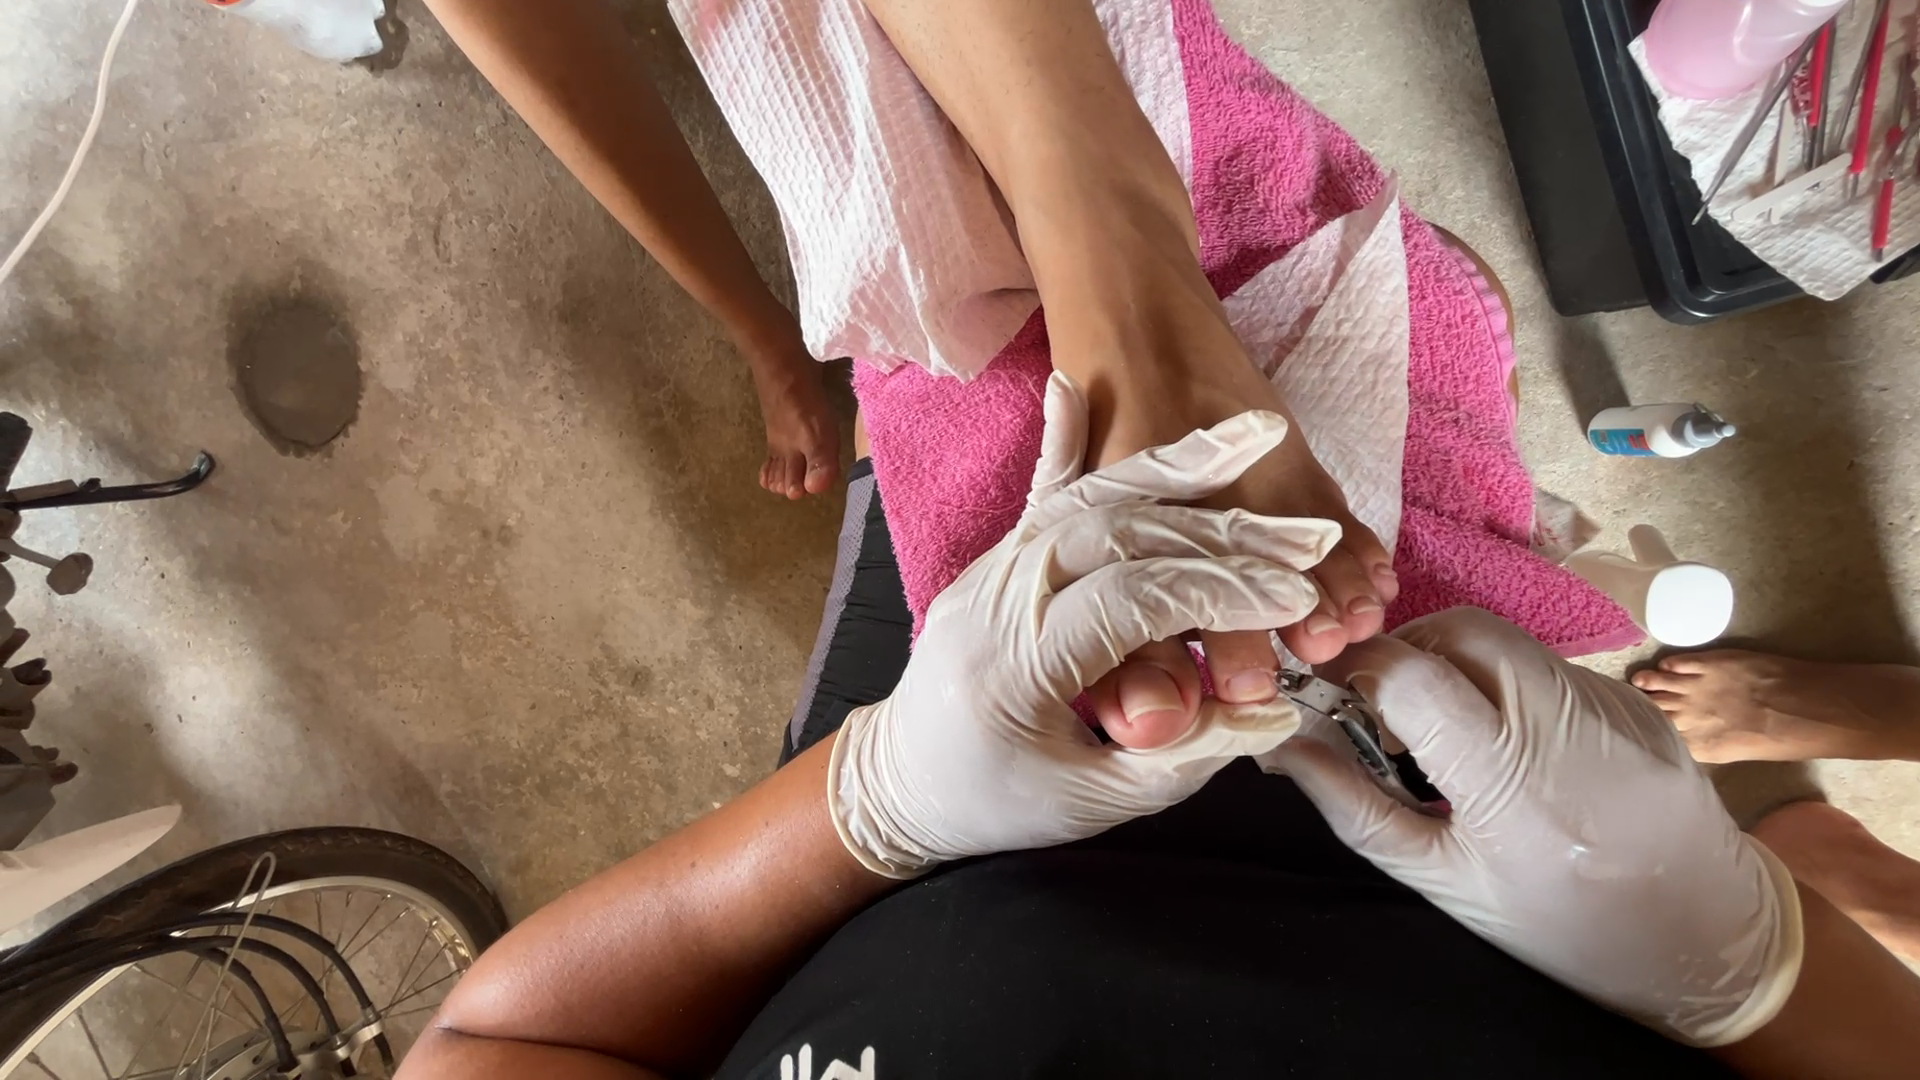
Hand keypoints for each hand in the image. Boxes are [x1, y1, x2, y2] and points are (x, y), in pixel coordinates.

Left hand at [829, 372, 1338, 877]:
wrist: (899, 777)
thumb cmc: (992, 803)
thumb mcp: (1091, 802)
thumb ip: (1182, 756)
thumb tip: (1271, 708)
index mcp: (1013, 666)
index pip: (1129, 602)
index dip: (1218, 594)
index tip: (1294, 598)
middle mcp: (995, 598)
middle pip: (1116, 536)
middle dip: (1220, 531)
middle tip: (1306, 534)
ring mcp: (990, 570)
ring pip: (1085, 500)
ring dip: (1172, 467)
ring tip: (1250, 435)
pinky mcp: (995, 561)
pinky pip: (1032, 498)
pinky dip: (1059, 441)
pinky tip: (1073, 386)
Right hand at [1271, 608, 1803, 1046]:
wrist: (1721, 950)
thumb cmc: (1559, 926)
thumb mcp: (1439, 878)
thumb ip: (1350, 803)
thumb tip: (1277, 744)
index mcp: (1516, 786)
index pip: (1413, 676)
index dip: (1355, 669)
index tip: (1330, 693)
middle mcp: (1573, 730)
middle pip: (1458, 631)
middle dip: (1400, 649)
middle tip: (1379, 697)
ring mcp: (1616, 708)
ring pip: (1498, 637)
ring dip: (1443, 659)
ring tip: (1436, 718)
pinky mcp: (1635, 701)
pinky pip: (1538, 661)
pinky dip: (1493, 678)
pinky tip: (1499, 732)